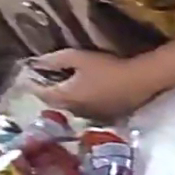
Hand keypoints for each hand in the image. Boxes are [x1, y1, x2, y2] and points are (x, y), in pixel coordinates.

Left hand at [32, 49, 149, 120]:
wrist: (141, 81)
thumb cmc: (108, 67)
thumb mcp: (77, 57)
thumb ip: (53, 60)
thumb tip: (36, 62)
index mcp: (65, 96)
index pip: (40, 93)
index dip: (33, 83)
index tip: (32, 74)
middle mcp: (75, 110)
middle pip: (56, 103)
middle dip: (51, 92)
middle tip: (52, 80)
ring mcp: (93, 116)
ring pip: (73, 109)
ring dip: (69, 100)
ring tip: (72, 88)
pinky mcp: (108, 117)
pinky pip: (89, 112)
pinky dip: (85, 104)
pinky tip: (91, 95)